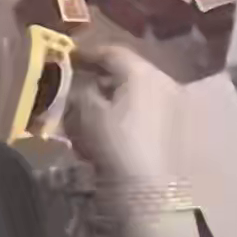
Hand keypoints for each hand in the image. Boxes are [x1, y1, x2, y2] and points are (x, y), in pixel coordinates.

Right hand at [68, 45, 185, 184]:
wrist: (147, 185)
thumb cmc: (115, 142)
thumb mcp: (87, 113)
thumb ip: (79, 91)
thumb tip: (76, 84)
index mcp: (140, 72)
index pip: (111, 52)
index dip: (86, 53)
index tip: (66, 56)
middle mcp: (161, 81)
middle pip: (125, 70)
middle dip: (99, 74)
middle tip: (75, 80)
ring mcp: (170, 103)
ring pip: (134, 89)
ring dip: (110, 93)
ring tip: (88, 105)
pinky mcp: (171, 125)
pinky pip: (142, 106)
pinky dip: (122, 108)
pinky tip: (107, 123)